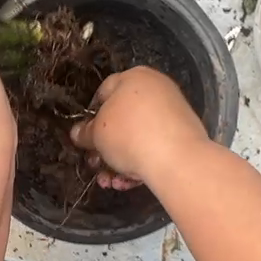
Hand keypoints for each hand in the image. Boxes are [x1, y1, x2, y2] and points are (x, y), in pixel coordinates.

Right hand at [68, 67, 212, 188]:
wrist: (176, 158)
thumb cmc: (129, 135)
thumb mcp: (96, 134)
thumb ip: (84, 133)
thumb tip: (77, 132)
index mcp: (134, 77)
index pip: (104, 92)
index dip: (90, 116)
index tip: (86, 137)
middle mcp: (155, 90)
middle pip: (121, 119)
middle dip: (105, 146)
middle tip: (96, 164)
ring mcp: (171, 112)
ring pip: (137, 137)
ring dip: (119, 161)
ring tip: (111, 182)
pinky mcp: (182, 135)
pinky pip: (154, 147)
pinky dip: (140, 163)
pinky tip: (129, 182)